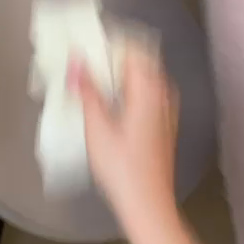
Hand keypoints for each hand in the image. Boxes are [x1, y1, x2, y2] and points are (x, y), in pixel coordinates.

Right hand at [72, 49, 180, 224]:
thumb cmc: (122, 167)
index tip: (86, 40)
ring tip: (91, 79)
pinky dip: (127, 88)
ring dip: (119, 73)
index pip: (132, 47)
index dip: (109, 40)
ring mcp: (166, 109)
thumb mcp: (96, 126)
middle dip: (112, 56)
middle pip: (139, 60)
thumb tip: (76, 60)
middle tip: (83, 59)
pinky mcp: (163, 123)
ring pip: (143, 77)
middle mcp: (163, 94)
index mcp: (148, 89)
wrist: (147, 203)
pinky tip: (108, 101)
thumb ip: (87, 89)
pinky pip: (146, 92)